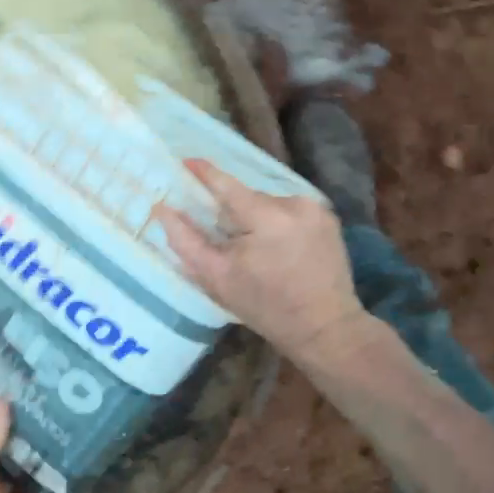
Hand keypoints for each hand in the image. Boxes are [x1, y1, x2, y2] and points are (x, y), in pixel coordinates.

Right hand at [157, 159, 365, 362]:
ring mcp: (317, 210)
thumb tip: (163, 208)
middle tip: (224, 239)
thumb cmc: (266, 307)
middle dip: (233, 213)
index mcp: (266, 217)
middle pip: (247, 197)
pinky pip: (289, 211)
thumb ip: (186, 240)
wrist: (326, 330)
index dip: (203, 173)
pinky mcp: (330, 219)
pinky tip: (278, 249)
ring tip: (254, 249)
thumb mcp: (217, 277)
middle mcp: (294, 204)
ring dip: (255, 218)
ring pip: (268, 204)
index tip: (184, 162)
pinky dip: (277, 223)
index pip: (226, 185)